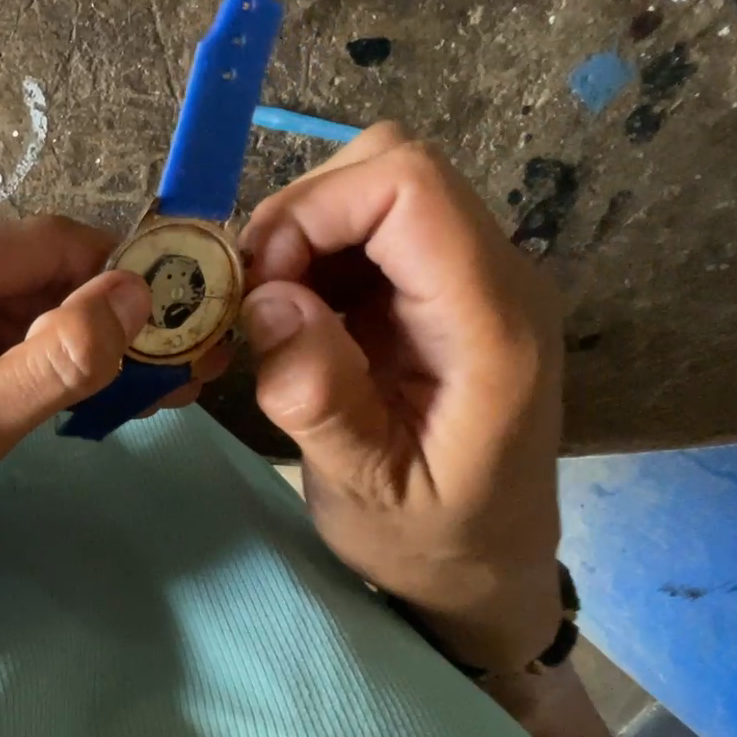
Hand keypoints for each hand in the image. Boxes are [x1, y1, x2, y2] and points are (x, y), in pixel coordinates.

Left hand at [0, 216, 219, 584]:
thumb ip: (55, 362)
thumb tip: (139, 293)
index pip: (38, 245)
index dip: (118, 274)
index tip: (188, 311)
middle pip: (31, 277)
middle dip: (104, 319)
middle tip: (178, 363)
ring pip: (21, 313)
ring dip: (82, 349)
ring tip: (152, 387)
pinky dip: (46, 370)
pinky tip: (94, 396)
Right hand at [238, 123, 565, 672]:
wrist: (480, 568)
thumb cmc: (427, 540)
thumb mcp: (364, 488)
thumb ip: (319, 396)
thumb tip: (267, 299)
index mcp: (489, 323)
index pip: (408, 188)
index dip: (312, 213)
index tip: (254, 287)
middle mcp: (489, 279)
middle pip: (390, 168)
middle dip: (296, 218)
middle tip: (246, 298)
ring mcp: (462, 283)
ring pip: (371, 193)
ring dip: (295, 240)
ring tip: (259, 315)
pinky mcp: (430, 298)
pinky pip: (362, 237)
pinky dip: (305, 261)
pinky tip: (283, 322)